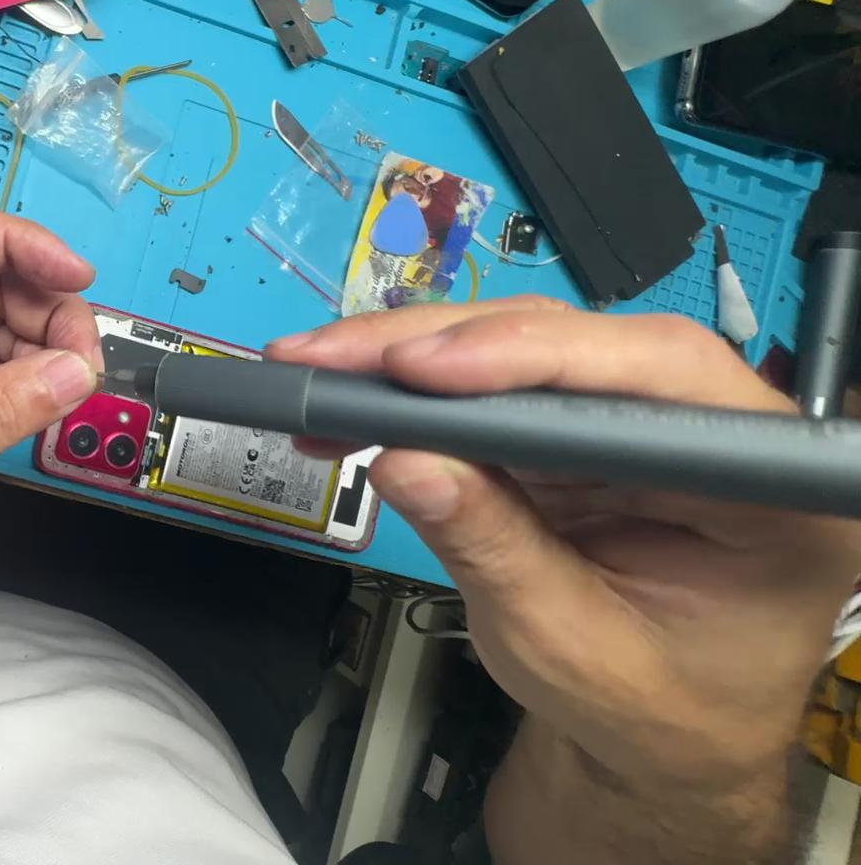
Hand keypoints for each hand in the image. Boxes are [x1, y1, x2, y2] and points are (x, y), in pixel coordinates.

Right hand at [268, 298, 860, 793]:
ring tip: (310, 373)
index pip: (656, 375)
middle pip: (557, 343)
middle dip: (426, 345)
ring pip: (496, 350)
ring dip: (391, 360)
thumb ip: (495, 549)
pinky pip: (461, 392)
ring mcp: (613, 424)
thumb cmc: (644, 703)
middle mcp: (690, 430)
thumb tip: (402, 461)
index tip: (420, 370)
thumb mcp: (567, 641)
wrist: (645, 725)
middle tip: (323, 356)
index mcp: (759, 487)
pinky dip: (389, 399)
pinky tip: (333, 414)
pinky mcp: (549, 431)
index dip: (530, 356)